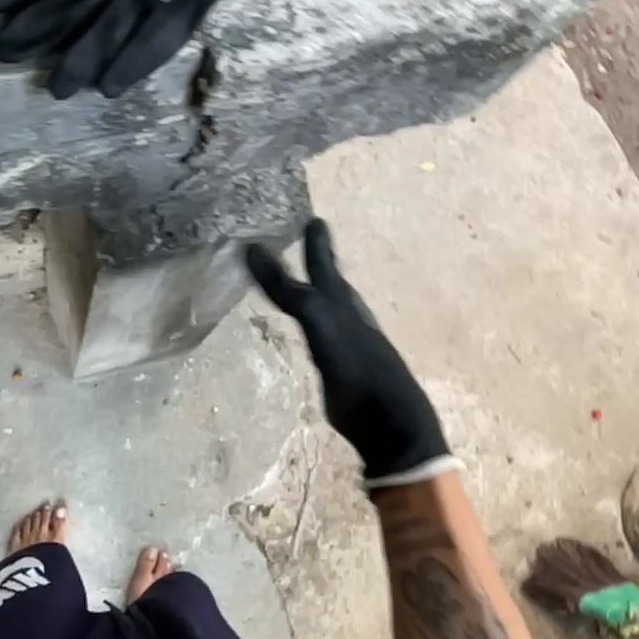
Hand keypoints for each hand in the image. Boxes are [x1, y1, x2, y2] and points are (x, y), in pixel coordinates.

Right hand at [245, 219, 454, 485]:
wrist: (387, 420)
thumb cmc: (356, 366)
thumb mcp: (319, 320)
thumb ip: (287, 288)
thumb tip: (251, 248)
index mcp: (342, 300)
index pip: (323, 263)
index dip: (316, 242)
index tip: (314, 218)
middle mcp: (346, 316)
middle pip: (329, 281)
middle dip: (319, 261)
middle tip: (310, 238)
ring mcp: (345, 343)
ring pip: (326, 306)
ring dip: (314, 292)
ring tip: (301, 281)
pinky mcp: (339, 369)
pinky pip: (318, 333)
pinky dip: (309, 323)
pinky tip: (308, 329)